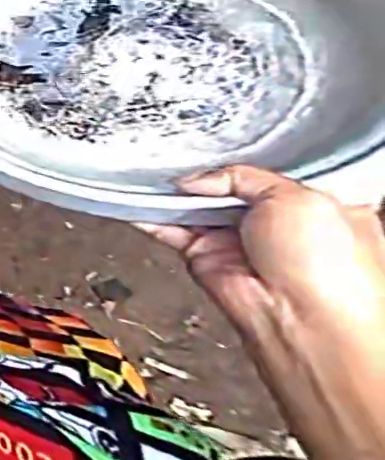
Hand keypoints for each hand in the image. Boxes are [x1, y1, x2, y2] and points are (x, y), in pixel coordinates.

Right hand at [144, 165, 384, 332]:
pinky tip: (126, 197)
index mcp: (317, 206)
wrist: (301, 315)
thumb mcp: (300, 199)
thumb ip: (244, 177)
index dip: (244, 157)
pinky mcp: (201, 252)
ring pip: (188, 204)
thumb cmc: (332, 265)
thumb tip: (197, 179)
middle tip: (174, 159)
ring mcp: (236, 237)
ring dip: (166, 193)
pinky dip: (141, 213)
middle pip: (223, 186)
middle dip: (198, 174)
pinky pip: (162, 226)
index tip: (215, 145)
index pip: (273, 172)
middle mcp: (275, 222)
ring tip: (144, 175)